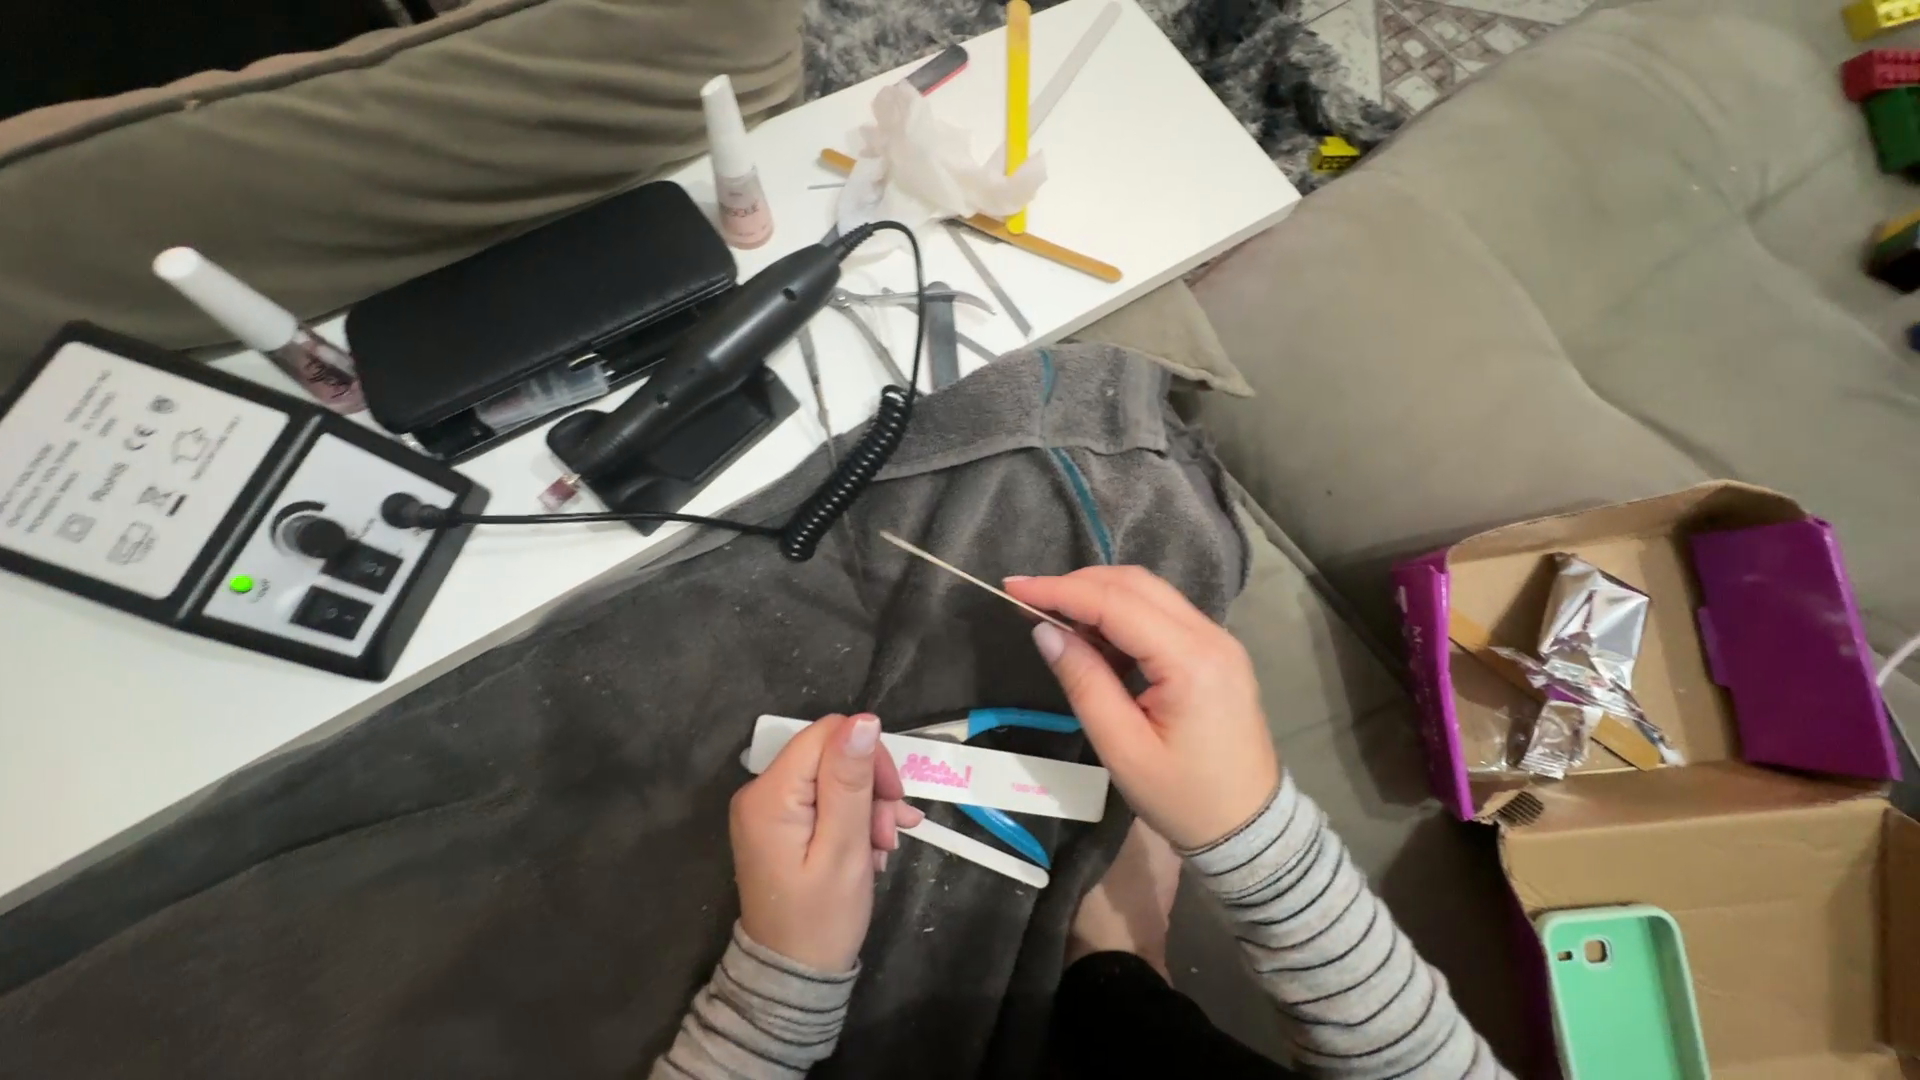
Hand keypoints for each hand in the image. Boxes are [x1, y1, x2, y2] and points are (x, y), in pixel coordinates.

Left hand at [730, 713, 924, 971]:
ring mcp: (769, 808)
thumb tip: (864, 718)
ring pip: (833, 775)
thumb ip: (851, 780)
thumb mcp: (845, 847)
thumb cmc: (822, 918)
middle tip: (890, 833)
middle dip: (870, 786)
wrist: (793, 979)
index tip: (892, 799)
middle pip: (831, 753)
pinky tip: (872, 847)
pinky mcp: (780, 823)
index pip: (829, 734)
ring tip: (883, 848)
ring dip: (868, 806)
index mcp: (770, 793)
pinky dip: (853, 817)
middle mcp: (761, 790)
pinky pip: (824, 798)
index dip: (869, 757)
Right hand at [1005, 567, 1278, 850]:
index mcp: (1191, 661)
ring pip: (1150, 592)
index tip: (1014, 587)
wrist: (1249, 829)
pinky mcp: (1216, 651)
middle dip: (1079, 584)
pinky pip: (1163, 613)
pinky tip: (1096, 639)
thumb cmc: (1182, 798)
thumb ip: (1084, 681)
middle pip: (1136, 584)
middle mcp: (1211, 636)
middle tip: (1031, 600)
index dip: (1061, 590)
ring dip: (1100, 596)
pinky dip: (1123, 614)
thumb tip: (1044, 631)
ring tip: (1057, 620)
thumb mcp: (1122, 748)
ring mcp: (1218, 640)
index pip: (1116, 603)